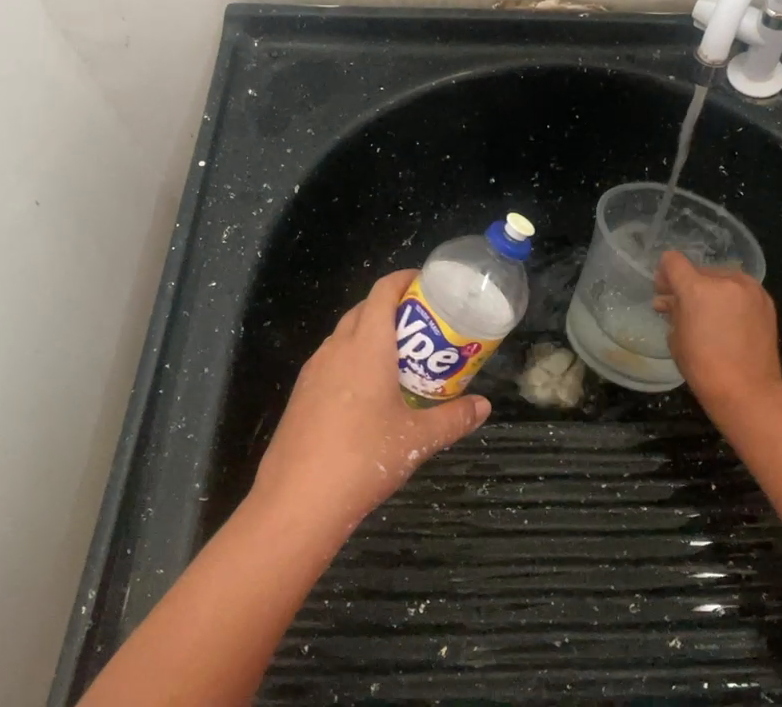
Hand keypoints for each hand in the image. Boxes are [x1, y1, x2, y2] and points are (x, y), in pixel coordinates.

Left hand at [251, 269, 492, 535]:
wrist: (297, 502)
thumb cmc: (363, 459)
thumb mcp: (418, 440)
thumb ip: (454, 418)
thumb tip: (484, 406)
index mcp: (367, 346)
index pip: (383, 292)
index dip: (404, 280)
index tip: (428, 285)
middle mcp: (336, 348)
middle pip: (364, 310)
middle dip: (394, 309)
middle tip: (425, 327)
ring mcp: (314, 371)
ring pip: (345, 336)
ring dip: (373, 335)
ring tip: (403, 358)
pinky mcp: (302, 395)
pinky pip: (333, 361)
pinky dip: (355, 360)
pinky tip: (371, 392)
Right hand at [653, 251, 781, 416]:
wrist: (748, 390)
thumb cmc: (703, 367)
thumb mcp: (676, 337)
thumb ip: (673, 310)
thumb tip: (670, 301)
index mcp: (697, 289)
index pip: (673, 261)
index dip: (664, 273)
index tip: (664, 291)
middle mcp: (725, 281)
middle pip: (698, 270)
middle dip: (687, 285)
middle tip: (682, 306)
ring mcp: (750, 288)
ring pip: (721, 278)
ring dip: (710, 290)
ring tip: (707, 314)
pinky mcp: (766, 300)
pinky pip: (740, 289)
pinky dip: (730, 297)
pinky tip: (728, 319)